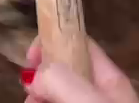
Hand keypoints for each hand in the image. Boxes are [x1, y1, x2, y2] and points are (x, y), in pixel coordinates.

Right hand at [21, 40, 138, 102]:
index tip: (29, 59)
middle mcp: (100, 99)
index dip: (51, 42)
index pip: (77, 43)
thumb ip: (62, 80)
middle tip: (30, 100)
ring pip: (56, 102)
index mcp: (109, 81)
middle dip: (39, 85)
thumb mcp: (91, 102)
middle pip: (62, 76)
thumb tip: (34, 76)